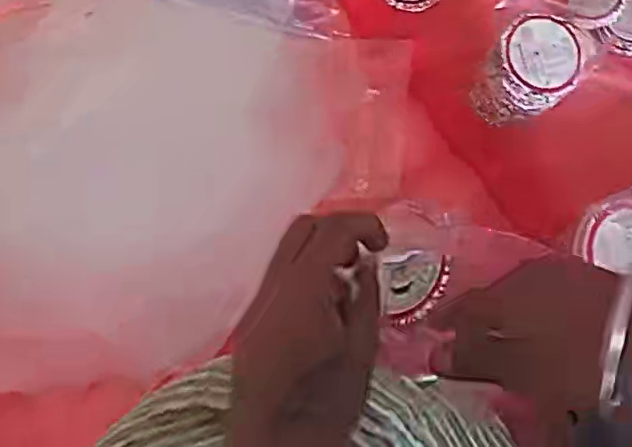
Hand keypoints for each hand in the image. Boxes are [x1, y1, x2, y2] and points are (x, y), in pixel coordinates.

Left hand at [231, 213, 388, 445]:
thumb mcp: (362, 348)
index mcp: (301, 293)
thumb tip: (365, 264)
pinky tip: (326, 302)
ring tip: (346, 278)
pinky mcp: (249, 325)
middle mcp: (270, 292)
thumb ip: (366, 295)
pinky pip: (279, 276)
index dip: (363, 224)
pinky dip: (307, 271)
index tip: (383, 243)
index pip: (331, 230)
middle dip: (339, 228)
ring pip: (287, 249)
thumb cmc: (325, 406)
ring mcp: (254, 308)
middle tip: (364, 251)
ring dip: (322, 248)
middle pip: (302, 227)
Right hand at [431, 255, 631, 415]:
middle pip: (492, 292)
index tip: (431, 326)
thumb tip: (435, 350)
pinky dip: (529, 302)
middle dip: (475, 311)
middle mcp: (528, 272)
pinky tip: (534, 316)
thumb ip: (477, 356)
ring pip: (517, 286)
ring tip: (496, 325)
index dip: (446, 316)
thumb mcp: (521, 367)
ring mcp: (557, 269)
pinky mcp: (581, 274)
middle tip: (460, 329)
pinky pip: (541, 285)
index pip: (466, 302)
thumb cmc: (574, 356)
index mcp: (507, 293)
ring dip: (504, 306)